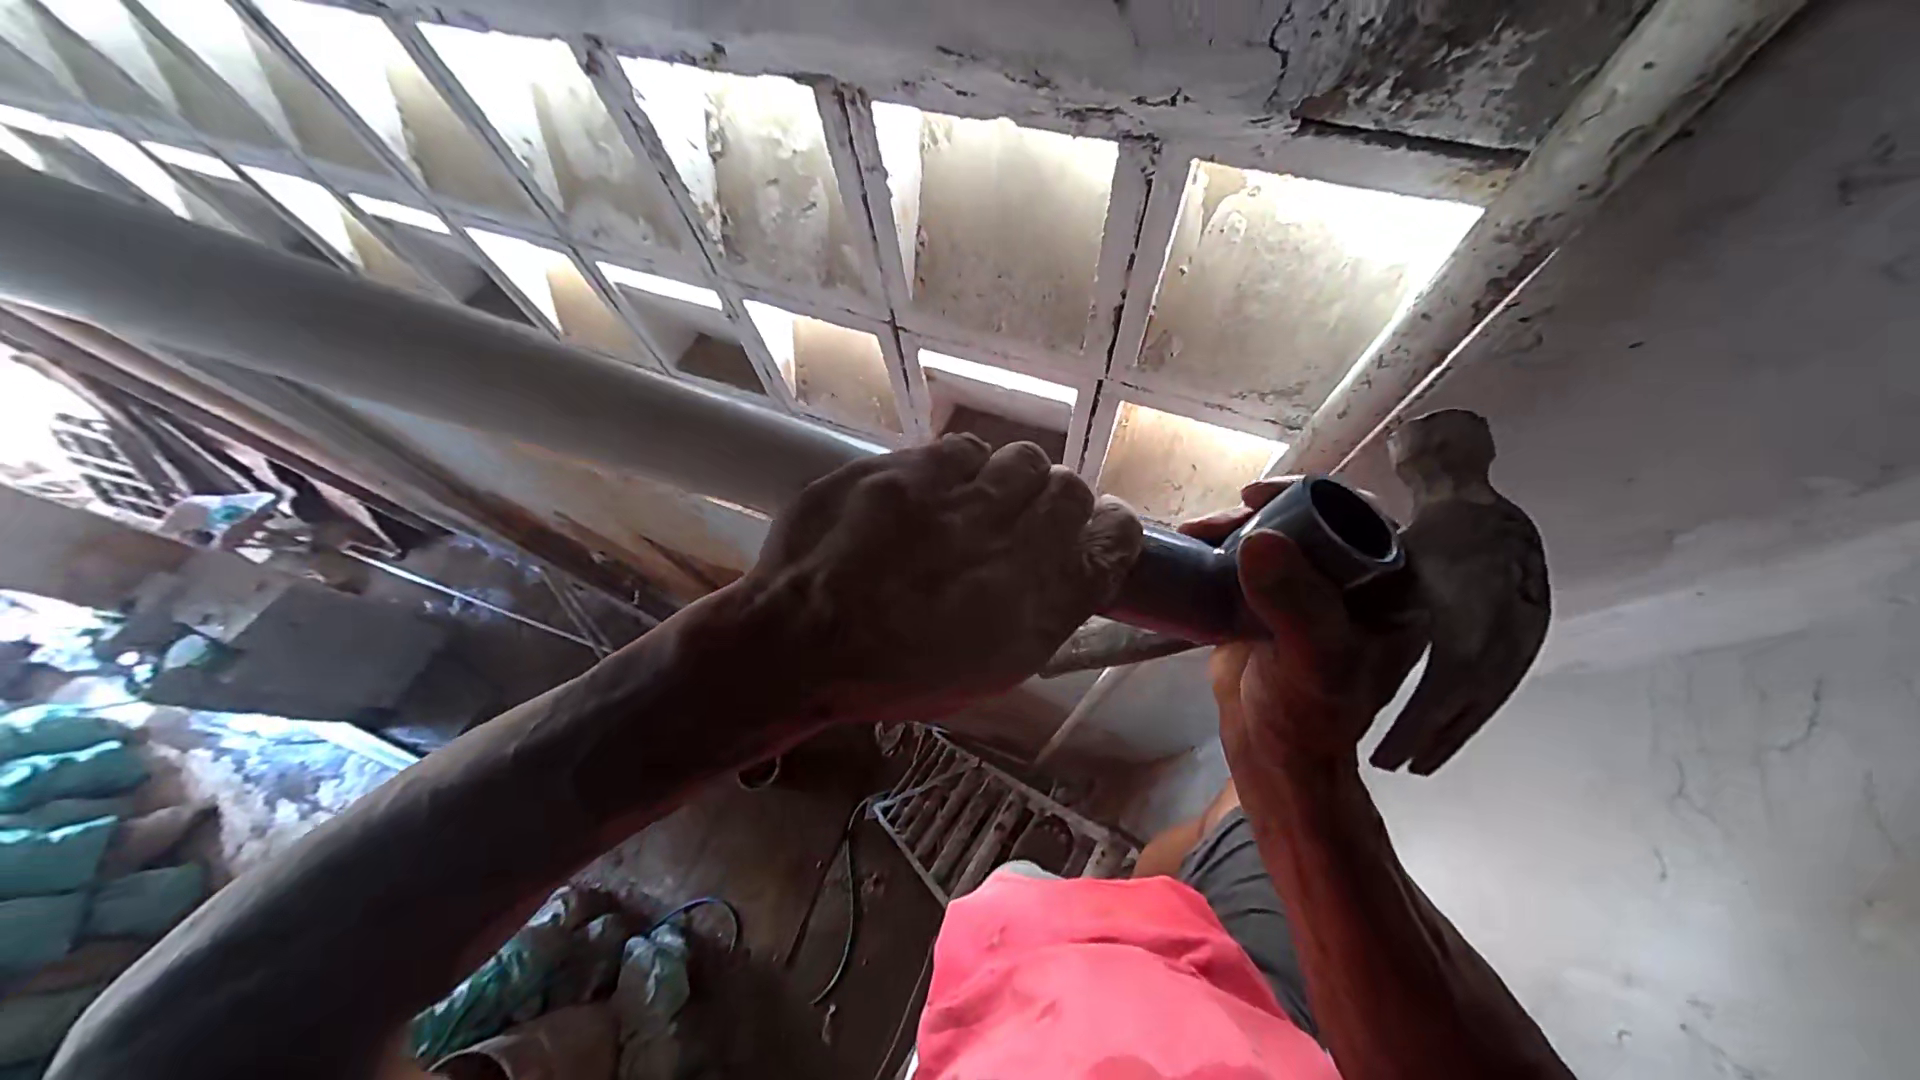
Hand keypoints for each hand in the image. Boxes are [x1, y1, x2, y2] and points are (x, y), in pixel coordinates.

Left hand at [739, 435, 1141, 723]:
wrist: (801, 642)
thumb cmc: (896, 672)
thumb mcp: (990, 668)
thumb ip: (1047, 612)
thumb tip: (1078, 563)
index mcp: (1035, 609)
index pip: (1114, 540)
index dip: (1110, 530)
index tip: (1095, 529)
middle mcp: (1009, 550)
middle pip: (1072, 490)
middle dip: (1055, 503)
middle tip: (1020, 519)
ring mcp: (955, 505)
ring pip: (1021, 459)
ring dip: (1006, 481)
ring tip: (971, 505)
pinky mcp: (906, 472)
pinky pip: (963, 449)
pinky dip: (958, 468)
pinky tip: (932, 492)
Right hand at [1180, 479, 1422, 770]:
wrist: (1270, 752)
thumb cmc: (1308, 715)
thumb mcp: (1311, 660)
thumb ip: (1293, 604)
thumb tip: (1258, 540)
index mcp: (1388, 590)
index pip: (1359, 519)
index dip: (1311, 497)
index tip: (1257, 496)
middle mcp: (1352, 584)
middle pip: (1308, 521)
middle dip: (1259, 513)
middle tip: (1216, 521)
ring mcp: (1306, 592)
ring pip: (1273, 538)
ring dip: (1232, 529)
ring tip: (1193, 534)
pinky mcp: (1267, 602)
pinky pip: (1245, 562)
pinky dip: (1218, 550)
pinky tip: (1193, 548)